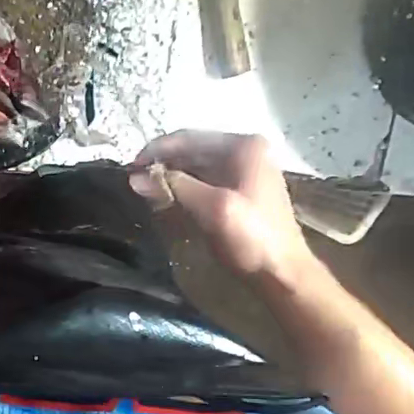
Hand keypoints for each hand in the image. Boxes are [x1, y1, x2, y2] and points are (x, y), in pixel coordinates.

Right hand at [130, 131, 316, 285]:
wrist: (284, 275)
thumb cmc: (252, 238)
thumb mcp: (212, 208)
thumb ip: (174, 187)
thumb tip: (135, 177)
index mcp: (244, 147)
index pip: (189, 138)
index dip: (157, 150)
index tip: (130, 167)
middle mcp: (246, 152)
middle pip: (194, 150)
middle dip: (163, 164)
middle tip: (134, 180)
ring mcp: (246, 172)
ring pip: (198, 167)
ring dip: (172, 177)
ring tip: (146, 190)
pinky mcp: (243, 193)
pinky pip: (206, 182)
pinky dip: (185, 188)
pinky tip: (168, 199)